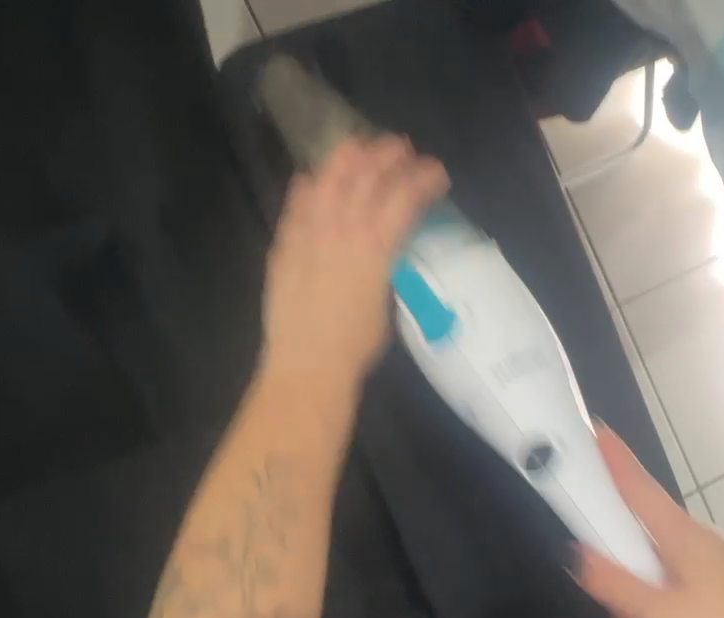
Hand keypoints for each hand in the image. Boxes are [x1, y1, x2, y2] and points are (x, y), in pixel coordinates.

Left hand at [261, 135, 448, 385]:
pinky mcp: (285, 246)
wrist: (308, 365)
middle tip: (403, 148)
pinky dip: (308, 187)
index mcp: (375, 248)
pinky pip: (296, 205)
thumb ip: (385, 269)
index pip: (404, 197)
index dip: (424, 179)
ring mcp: (309, 233)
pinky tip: (312, 179)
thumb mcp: (385, 305)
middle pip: (367, 177)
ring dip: (348, 159)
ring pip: (329, 180)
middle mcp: (342, 230)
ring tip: (359, 148)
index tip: (438, 173)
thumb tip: (384, 253)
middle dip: (389, 155)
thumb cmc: (356, 347)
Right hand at [575, 428, 723, 617]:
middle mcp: (696, 541)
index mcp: (680, 536)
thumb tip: (576, 553)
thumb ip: (617, 586)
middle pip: (638, 551)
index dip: (612, 459)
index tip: (593, 428)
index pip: (637, 486)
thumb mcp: (663, 616)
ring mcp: (714, 565)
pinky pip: (679, 599)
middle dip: (627, 593)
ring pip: (657, 583)